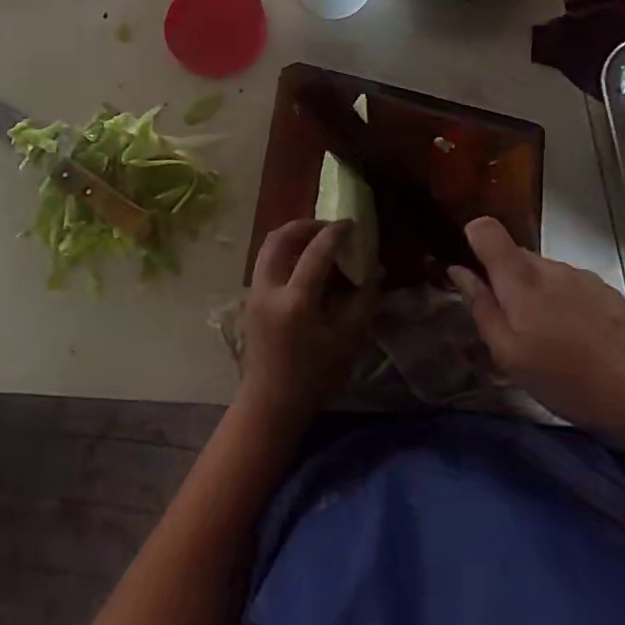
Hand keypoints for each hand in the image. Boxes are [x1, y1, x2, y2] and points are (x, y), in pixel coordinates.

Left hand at [240, 219, 375, 420]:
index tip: (351, 224)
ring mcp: (254, 292)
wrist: (271, 400)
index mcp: (295, 300)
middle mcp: (268, 288)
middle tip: (328, 227)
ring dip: (291, 237)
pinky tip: (303, 263)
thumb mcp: (347, 341)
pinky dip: (283, 253)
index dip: (334, 233)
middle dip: (304, 225)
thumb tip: (374, 272)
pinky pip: (266, 263)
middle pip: (279, 239)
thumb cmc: (314, 376)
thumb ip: (362, 302)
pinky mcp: (250, 299)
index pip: (315, 252)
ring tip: (316, 240)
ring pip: (267, 248)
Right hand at [449, 217, 624, 435]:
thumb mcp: (507, 353)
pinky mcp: (610, 296)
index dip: (472, 240)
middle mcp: (551, 268)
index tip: (470, 271)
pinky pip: (570, 289)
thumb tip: (458, 271)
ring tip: (545, 342)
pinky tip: (576, 345)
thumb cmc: (569, 379)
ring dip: (533, 296)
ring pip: (542, 274)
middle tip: (506, 325)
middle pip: (514, 256)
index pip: (486, 230)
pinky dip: (562, 306)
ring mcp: (584, 279)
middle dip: (502, 280)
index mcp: (519, 278)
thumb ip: (480, 306)